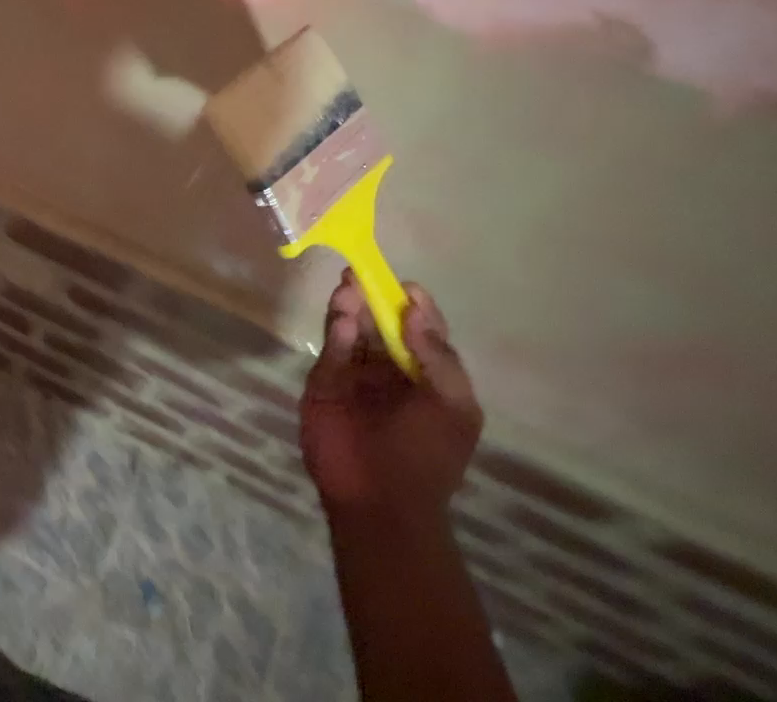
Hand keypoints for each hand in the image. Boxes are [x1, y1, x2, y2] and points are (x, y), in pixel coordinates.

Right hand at [300, 271, 481, 520]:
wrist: (382, 501)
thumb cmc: (428, 455)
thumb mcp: (453, 407)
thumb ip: (438, 357)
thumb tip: (414, 308)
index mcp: (425, 374)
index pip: (419, 329)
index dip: (414, 305)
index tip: (405, 286)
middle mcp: (389, 369)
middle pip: (380, 323)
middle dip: (374, 298)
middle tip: (361, 274)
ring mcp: (354, 376)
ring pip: (352, 331)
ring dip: (351, 308)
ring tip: (348, 288)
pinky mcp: (323, 384)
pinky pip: (331, 352)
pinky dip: (337, 334)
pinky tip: (345, 323)